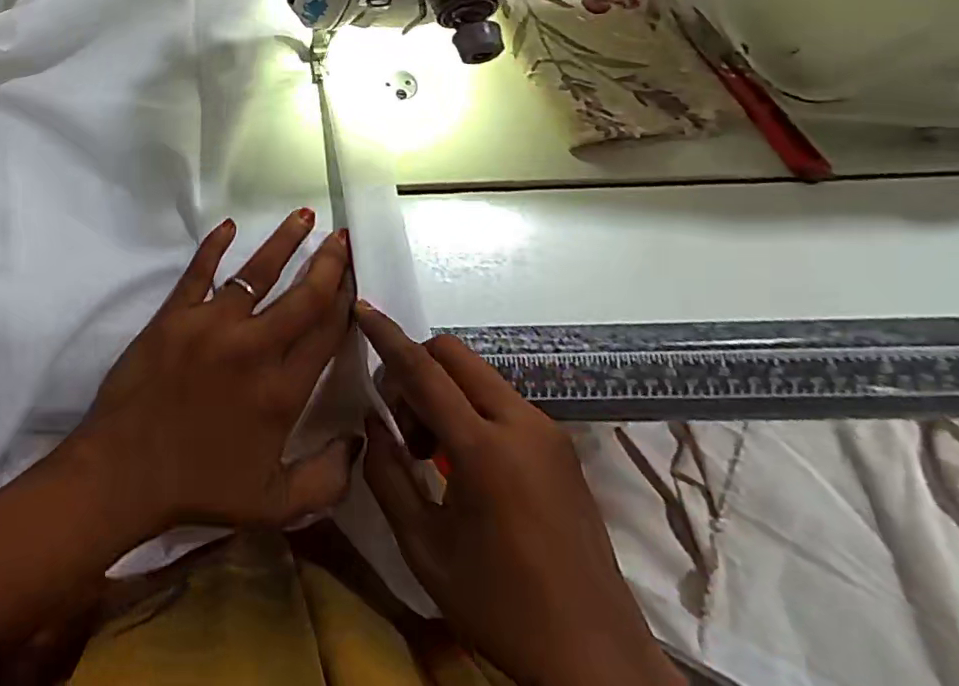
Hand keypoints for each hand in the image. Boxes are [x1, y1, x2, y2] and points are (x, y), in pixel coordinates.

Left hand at [62, 210, 359, 541]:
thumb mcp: (274, 504)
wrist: (124, 472)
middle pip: (302, 297)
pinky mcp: (173, 317)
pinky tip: (229, 226)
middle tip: (342, 238)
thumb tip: (360, 443)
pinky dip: (214, 247)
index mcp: (282, 392)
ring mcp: (210, 327)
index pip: (326, 335)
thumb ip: (327, 478)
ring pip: (256, 274)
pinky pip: (198, 273)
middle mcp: (253, 349)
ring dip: (283, 243)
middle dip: (327, 264)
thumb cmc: (198, 488)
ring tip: (303, 216)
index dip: (346, 303)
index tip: (357, 279)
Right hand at [356, 303, 683, 685]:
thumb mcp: (422, 546)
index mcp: (484, 451)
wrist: (595, 658)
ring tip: (428, 451)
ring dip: (442, 390)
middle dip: (415, 367)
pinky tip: (461, 461)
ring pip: (479, 376)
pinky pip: (501, 402)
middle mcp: (522, 427)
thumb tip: (371, 425)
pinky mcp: (561, 451)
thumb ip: (387, 474)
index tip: (362, 308)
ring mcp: (548, 436)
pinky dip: (469, 408)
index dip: (388, 337)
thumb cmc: (498, 604)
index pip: (424, 372)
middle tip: (399, 422)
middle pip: (455, 356)